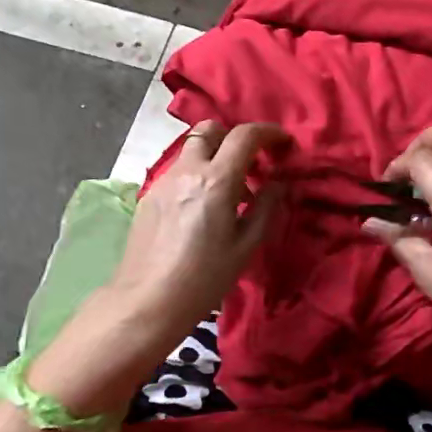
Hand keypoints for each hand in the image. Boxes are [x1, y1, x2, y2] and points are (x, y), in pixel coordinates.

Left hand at [105, 120, 288, 334]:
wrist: (147, 302)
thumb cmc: (204, 279)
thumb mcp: (246, 246)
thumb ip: (266, 208)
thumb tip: (278, 183)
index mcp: (216, 180)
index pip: (245, 135)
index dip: (269, 133)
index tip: (283, 144)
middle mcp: (187, 170)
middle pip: (210, 129)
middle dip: (234, 137)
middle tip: (252, 164)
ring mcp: (163, 181)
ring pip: (192, 150)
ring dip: (214, 158)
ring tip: (229, 195)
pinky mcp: (148, 196)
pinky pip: (178, 172)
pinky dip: (197, 176)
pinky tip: (202, 210)